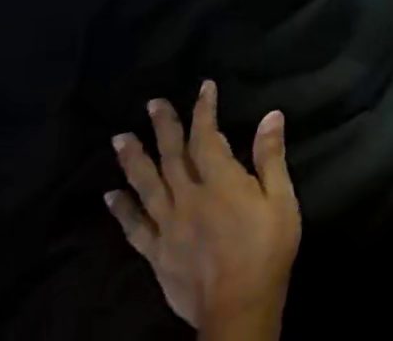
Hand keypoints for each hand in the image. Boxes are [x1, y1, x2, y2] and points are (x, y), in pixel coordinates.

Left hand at [107, 83, 299, 340]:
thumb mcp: (281, 199)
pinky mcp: (157, 252)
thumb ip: (271, 157)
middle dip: (163, 127)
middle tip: (151, 104)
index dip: (204, 110)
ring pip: (146, 186)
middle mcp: (189, 198)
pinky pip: (134, 227)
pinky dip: (122, 209)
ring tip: (120, 139)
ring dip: (133, 160)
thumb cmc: (268, 247)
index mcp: (221, 182)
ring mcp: (168, 226)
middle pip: (171, 156)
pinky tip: (111, 196)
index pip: (207, 137)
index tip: (203, 87)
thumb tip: (270, 115)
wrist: (239, 306)